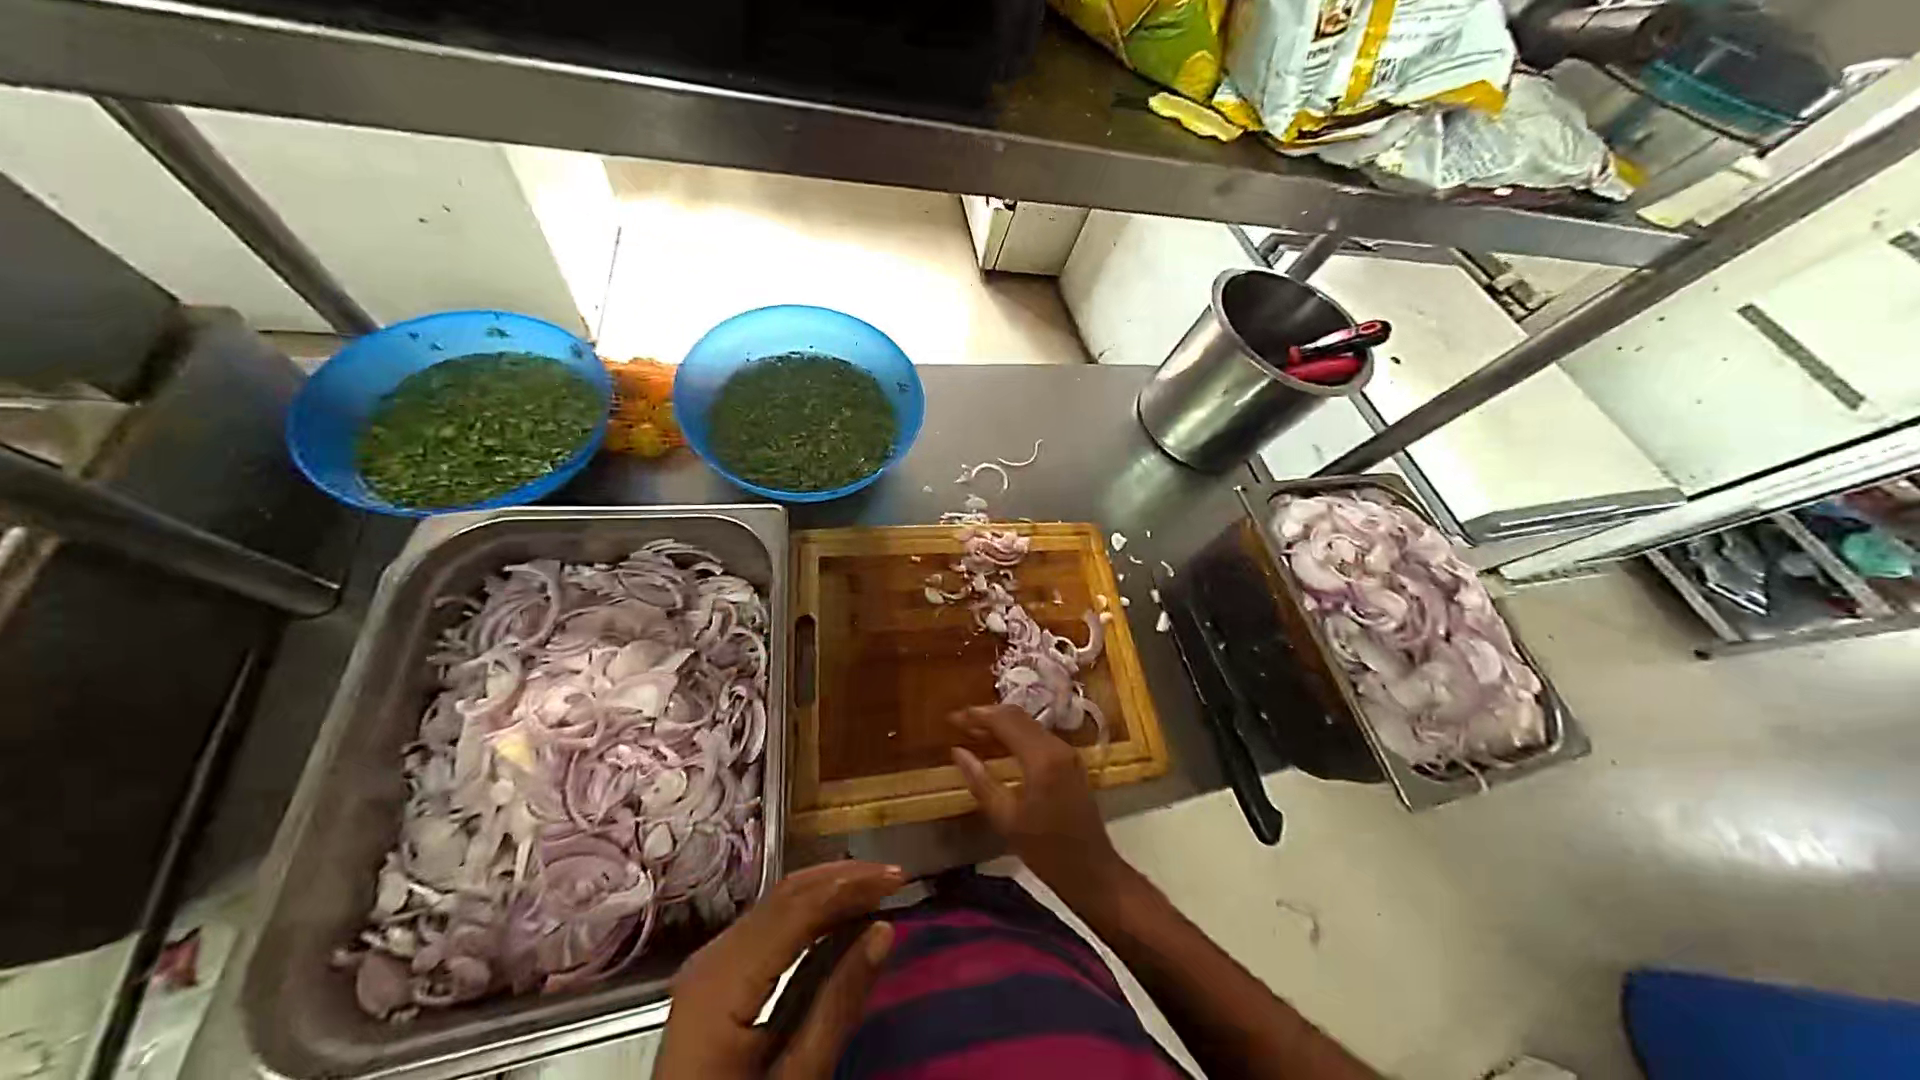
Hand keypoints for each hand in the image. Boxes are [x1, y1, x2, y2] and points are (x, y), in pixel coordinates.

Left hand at [655, 861, 904, 1079]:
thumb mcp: (795, 1079)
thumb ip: (838, 1003)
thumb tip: (882, 930)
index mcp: (724, 980)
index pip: (797, 908)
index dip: (850, 885)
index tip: (898, 877)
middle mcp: (712, 956)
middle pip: (784, 896)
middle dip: (843, 878)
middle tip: (894, 876)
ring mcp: (710, 964)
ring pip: (776, 904)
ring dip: (829, 890)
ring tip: (876, 889)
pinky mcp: (716, 976)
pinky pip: (767, 926)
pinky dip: (809, 913)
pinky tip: (839, 917)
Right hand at [948, 704, 1126, 901]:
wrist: (1093, 872)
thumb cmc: (1047, 851)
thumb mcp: (1006, 820)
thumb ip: (980, 781)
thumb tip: (958, 751)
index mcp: (1041, 758)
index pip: (1005, 721)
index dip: (976, 715)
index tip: (951, 718)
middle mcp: (1057, 747)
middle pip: (1018, 716)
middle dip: (987, 715)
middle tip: (959, 722)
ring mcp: (1068, 753)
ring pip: (1029, 724)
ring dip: (1002, 724)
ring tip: (973, 733)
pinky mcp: (1071, 762)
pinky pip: (1039, 736)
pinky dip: (1016, 734)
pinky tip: (999, 747)